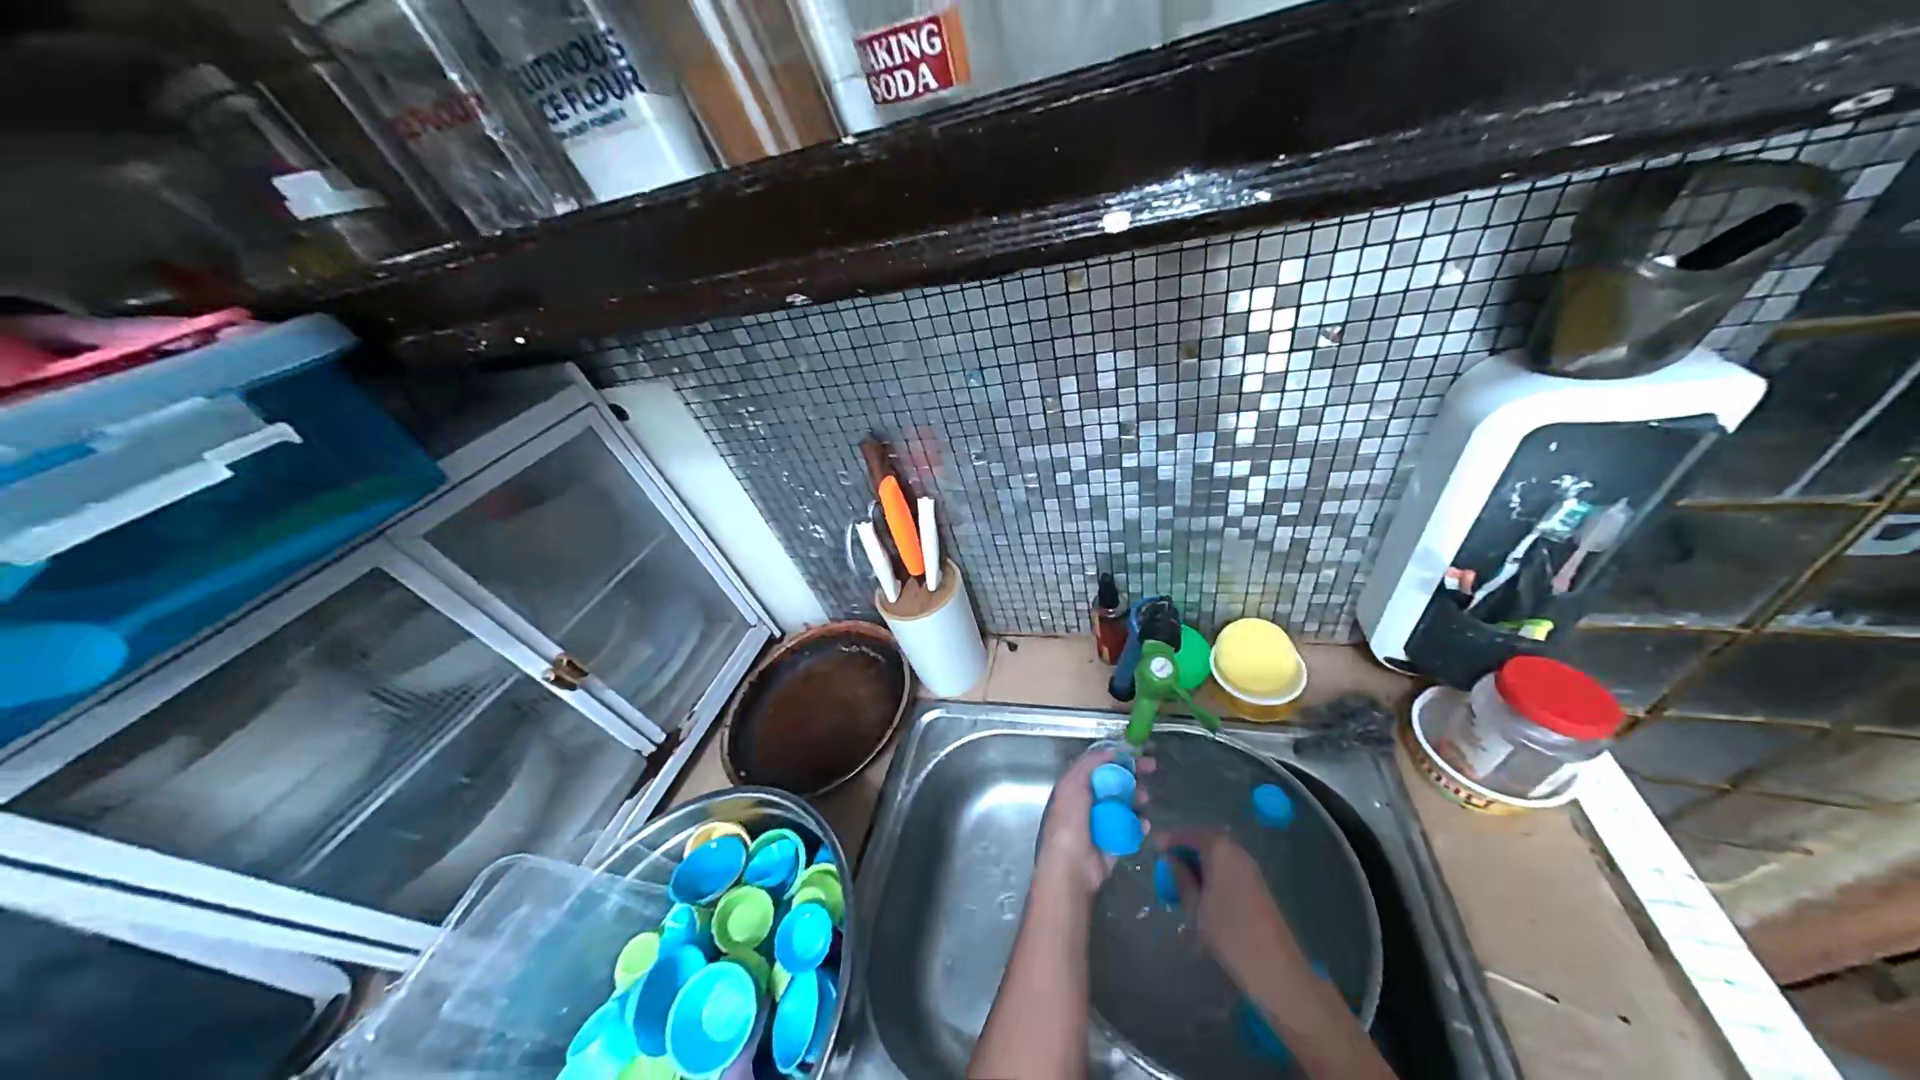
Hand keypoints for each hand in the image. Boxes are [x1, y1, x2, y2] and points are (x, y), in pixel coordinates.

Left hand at [1035, 747, 1153, 900]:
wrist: (1071, 866)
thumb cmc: (1069, 822)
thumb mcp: (1073, 785)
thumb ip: (1090, 764)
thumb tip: (1110, 750)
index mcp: (1075, 788)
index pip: (1099, 767)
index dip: (1116, 757)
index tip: (1135, 753)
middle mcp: (1089, 803)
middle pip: (1115, 783)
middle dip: (1132, 775)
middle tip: (1151, 768)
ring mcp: (1103, 823)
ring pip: (1126, 804)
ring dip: (1137, 798)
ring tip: (1144, 798)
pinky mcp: (1115, 842)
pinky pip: (1131, 828)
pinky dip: (1140, 823)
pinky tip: (1145, 822)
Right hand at [1157, 828, 1307, 987]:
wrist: (1277, 971)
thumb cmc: (1230, 935)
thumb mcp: (1196, 907)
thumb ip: (1181, 879)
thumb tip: (1170, 859)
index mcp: (1220, 851)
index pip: (1190, 834)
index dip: (1170, 839)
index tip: (1154, 849)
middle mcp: (1237, 852)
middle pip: (1205, 842)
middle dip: (1185, 850)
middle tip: (1166, 866)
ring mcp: (1250, 869)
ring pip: (1217, 856)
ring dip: (1198, 863)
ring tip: (1180, 883)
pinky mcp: (1258, 886)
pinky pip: (1228, 869)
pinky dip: (1212, 874)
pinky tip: (1202, 894)